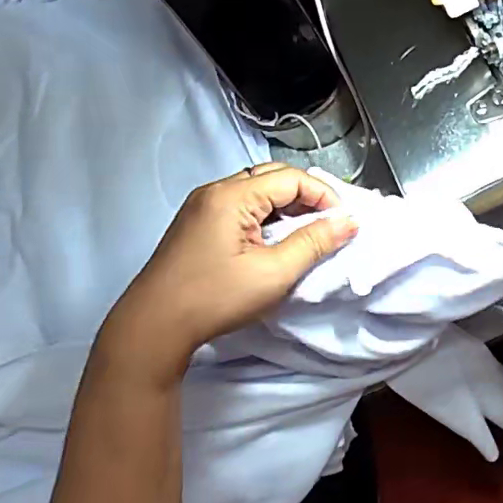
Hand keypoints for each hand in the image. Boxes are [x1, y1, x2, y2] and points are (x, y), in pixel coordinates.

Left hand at [97, 163, 358, 382]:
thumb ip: (314, 242)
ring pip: (257, 189)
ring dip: (287, 205)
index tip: (344, 221)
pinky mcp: (198, 222)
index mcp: (232, 196)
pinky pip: (242, 204)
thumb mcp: (274, 273)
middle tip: (330, 223)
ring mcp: (203, 205)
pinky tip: (277, 238)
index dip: (323, 195)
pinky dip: (267, 214)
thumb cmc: (215, 298)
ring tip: (309, 232)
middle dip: (307, 196)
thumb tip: (349, 221)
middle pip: (273, 176)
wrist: (153, 326)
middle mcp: (215, 190)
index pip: (291, 178)